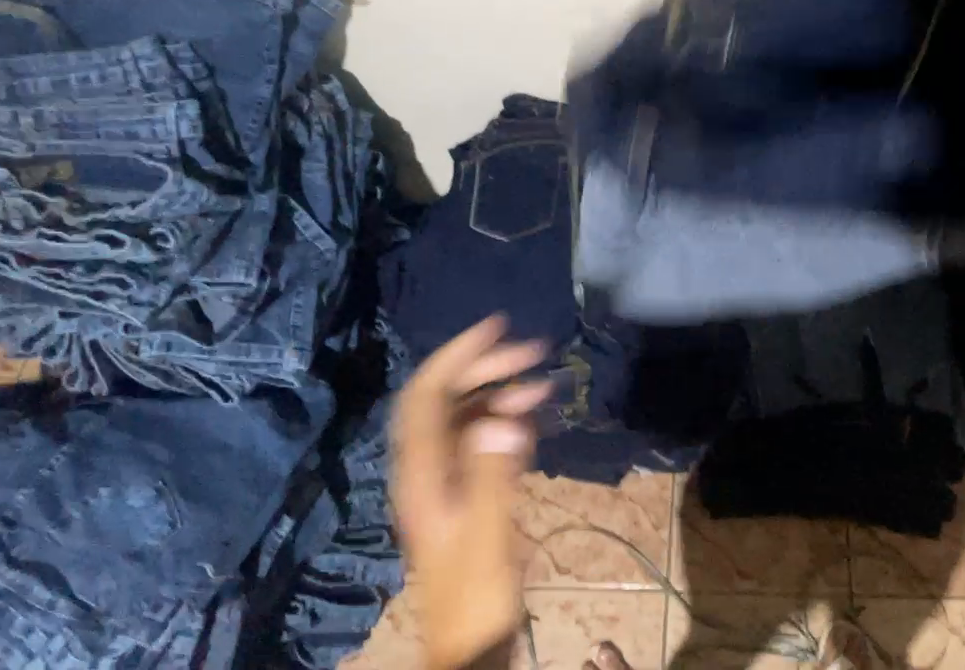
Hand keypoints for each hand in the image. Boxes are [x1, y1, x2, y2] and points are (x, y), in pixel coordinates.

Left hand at [389, 316, 551, 669]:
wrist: (472, 644)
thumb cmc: (476, 596)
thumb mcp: (487, 538)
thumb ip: (495, 476)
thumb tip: (504, 418)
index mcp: (421, 475)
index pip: (427, 397)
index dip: (456, 355)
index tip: (496, 326)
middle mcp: (427, 468)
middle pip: (448, 399)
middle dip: (488, 368)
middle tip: (535, 352)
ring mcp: (445, 479)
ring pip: (467, 416)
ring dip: (502, 392)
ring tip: (544, 383)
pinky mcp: (465, 490)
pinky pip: (483, 439)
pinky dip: (508, 419)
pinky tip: (536, 418)